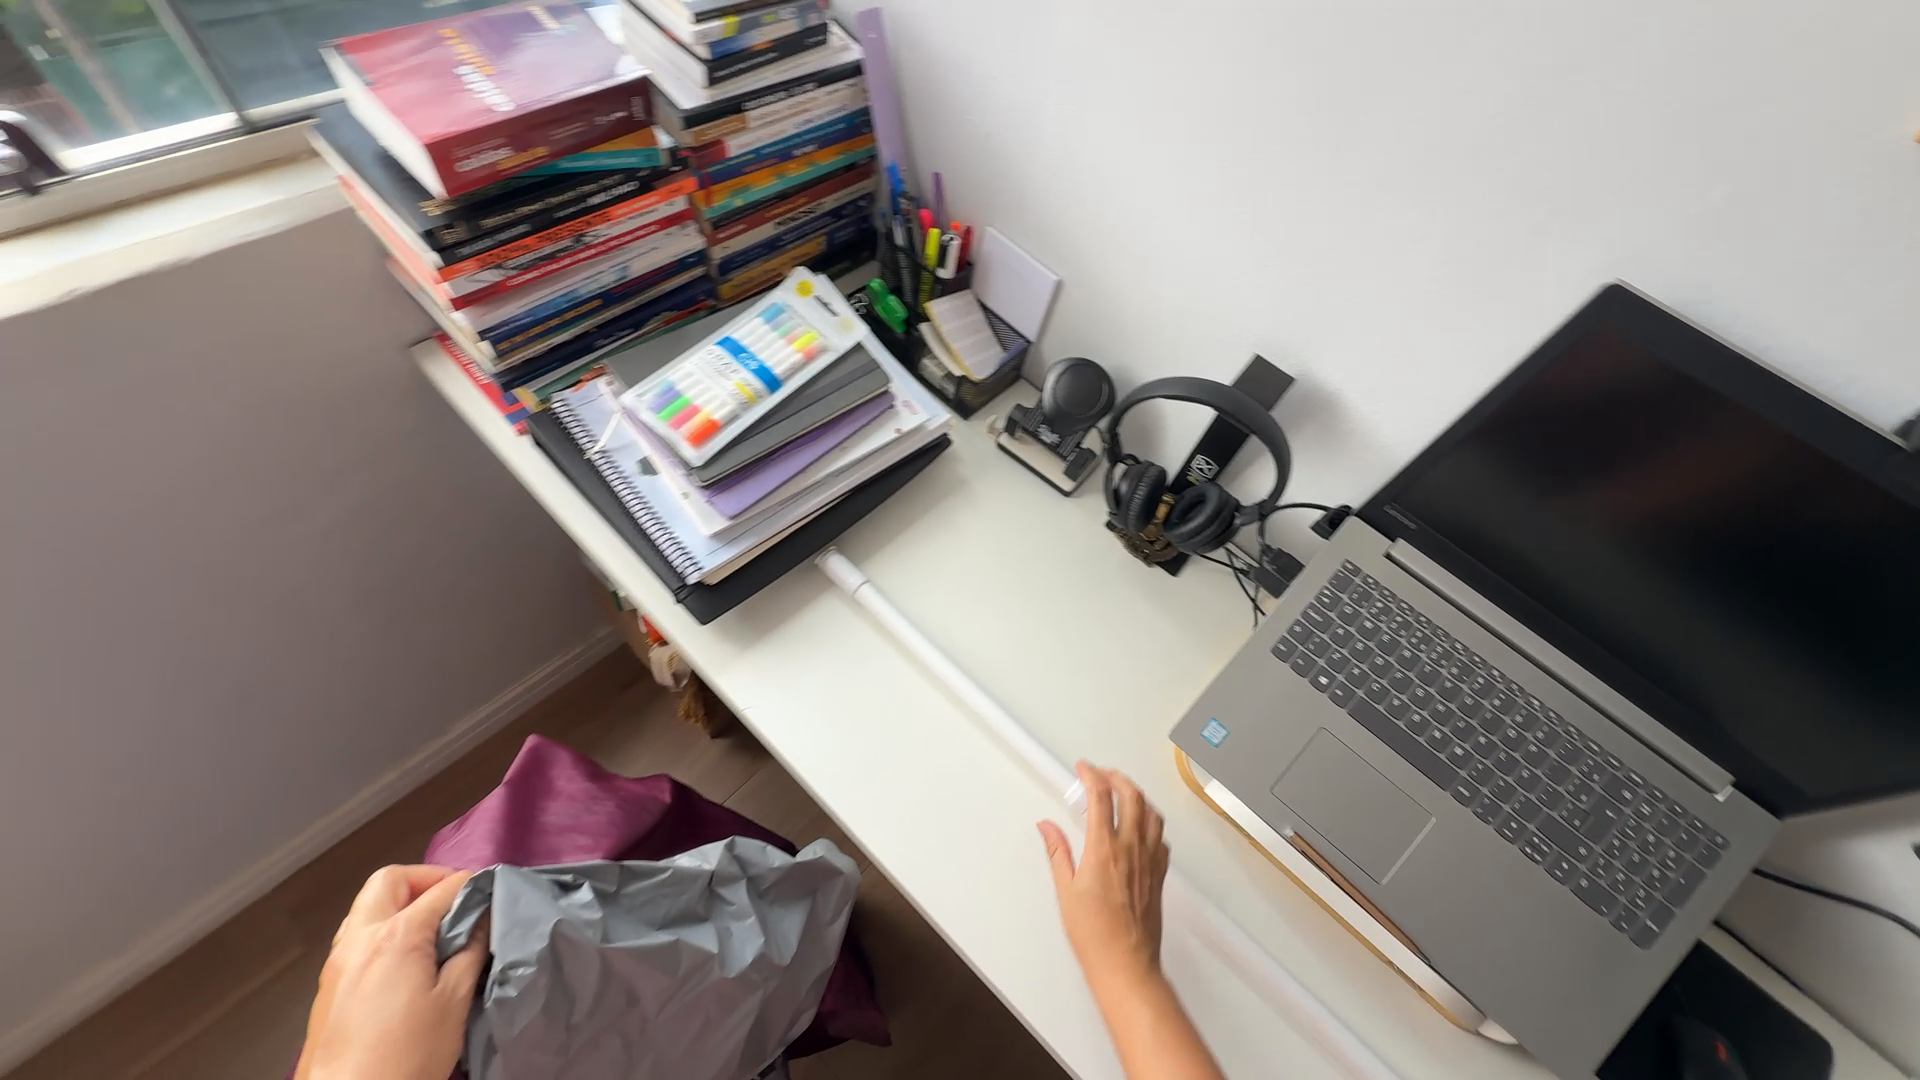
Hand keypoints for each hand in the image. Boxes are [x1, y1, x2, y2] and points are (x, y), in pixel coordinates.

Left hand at [295, 865, 486, 1079]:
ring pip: (366, 908)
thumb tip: (483, 917)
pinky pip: (357, 937)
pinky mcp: (326, 989)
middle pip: (388, 881)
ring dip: (401, 904)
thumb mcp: (456, 999)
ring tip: (432, 930)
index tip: (494, 893)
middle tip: (454, 901)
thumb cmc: (409, 1053)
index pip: (443, 888)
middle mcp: (359, 940)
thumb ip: (472, 948)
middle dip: (425, 880)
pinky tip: (406, 961)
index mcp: (395, 936)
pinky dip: (384, 930)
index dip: (473, 884)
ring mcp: (336, 964)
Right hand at [1038, 762, 1170, 991]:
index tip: (1083, 767)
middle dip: (1117, 777)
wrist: (1126, 965)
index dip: (1092, 775)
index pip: (1101, 797)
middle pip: (1132, 796)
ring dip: (1137, 796)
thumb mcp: (1065, 891)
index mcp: (1104, 849)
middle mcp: (1131, 849)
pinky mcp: (1159, 875)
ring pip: (1152, 813)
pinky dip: (1150, 823)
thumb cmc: (1093, 934)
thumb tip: (1046, 826)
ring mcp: (1149, 861)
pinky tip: (1139, 828)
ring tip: (1122, 793)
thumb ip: (1058, 852)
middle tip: (1102, 774)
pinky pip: (1160, 838)